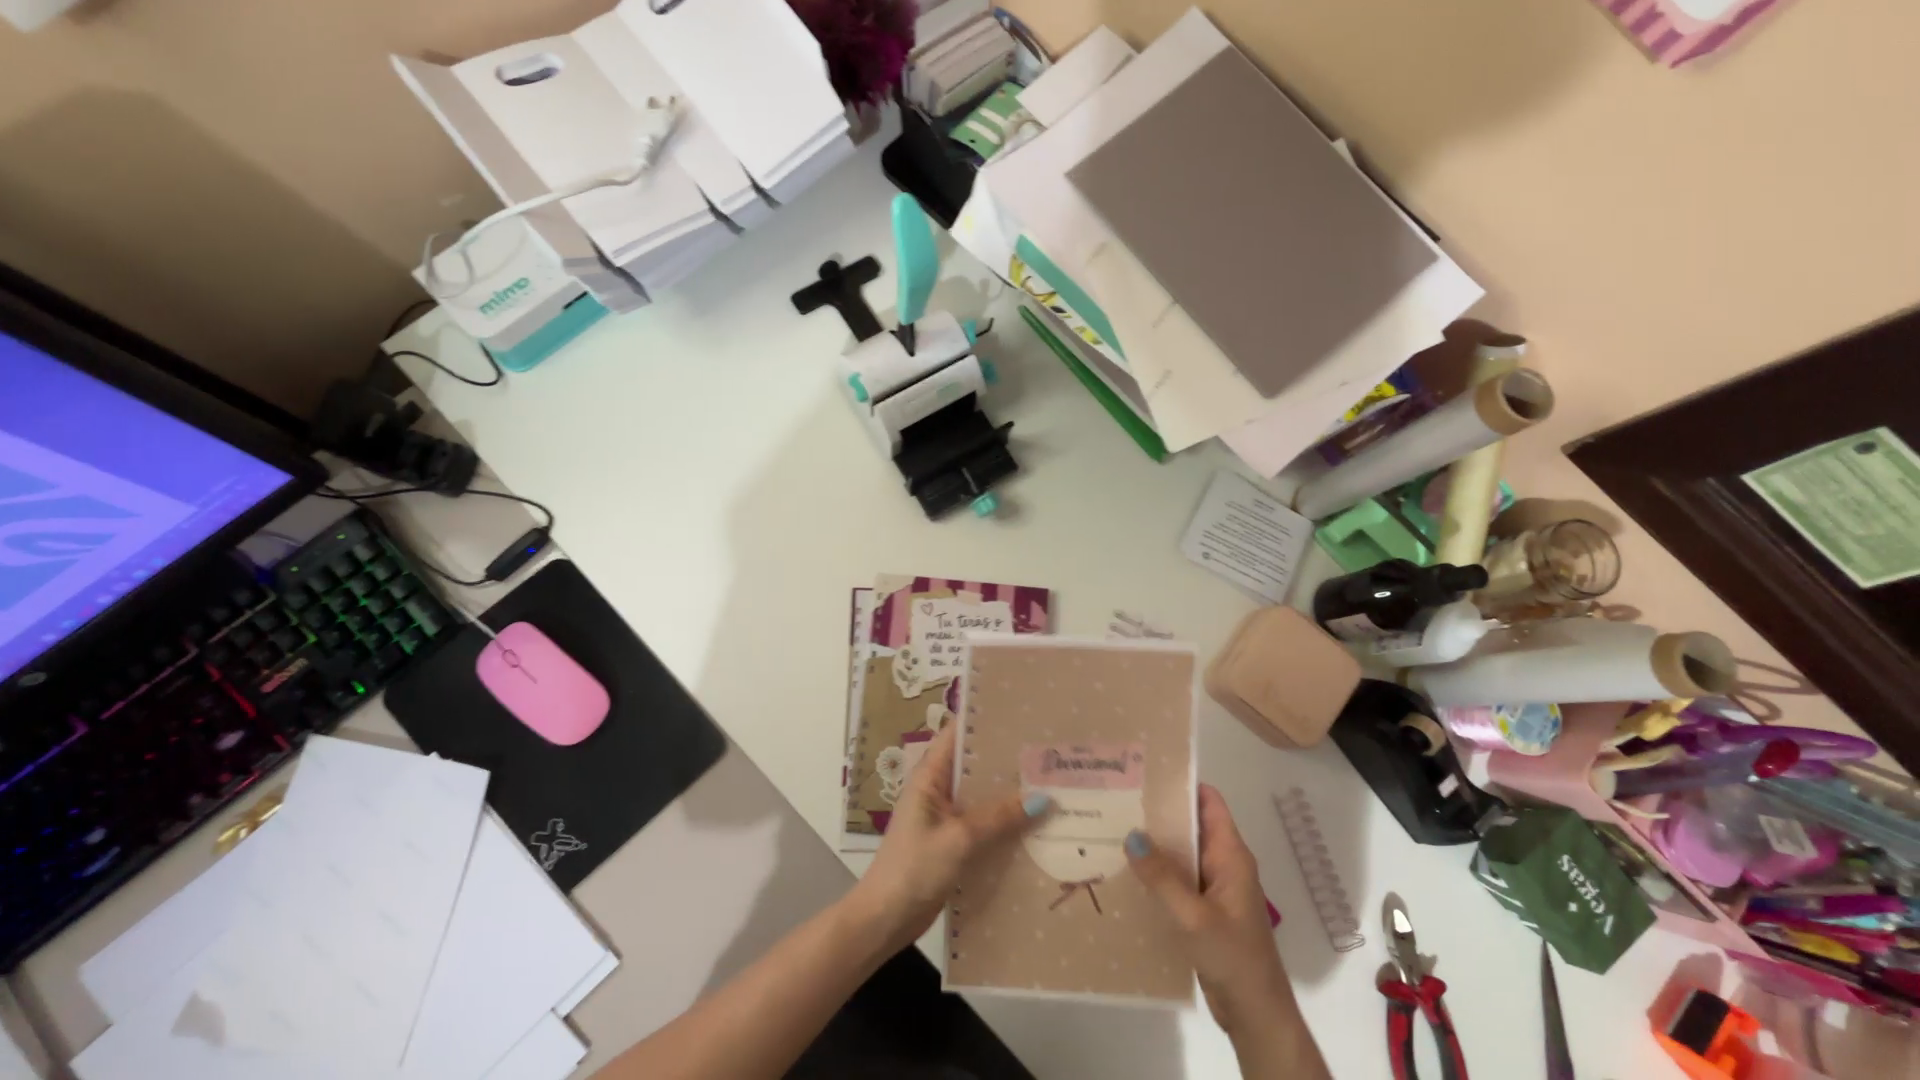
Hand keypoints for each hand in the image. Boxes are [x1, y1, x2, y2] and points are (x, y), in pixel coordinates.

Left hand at [850, 722, 1049, 950]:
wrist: (885, 920)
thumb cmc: (913, 869)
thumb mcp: (959, 839)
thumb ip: (999, 817)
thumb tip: (1043, 798)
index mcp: (929, 778)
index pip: (956, 735)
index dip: (984, 719)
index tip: (1021, 711)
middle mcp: (937, 792)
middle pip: (975, 767)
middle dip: (1008, 759)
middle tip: (1050, 750)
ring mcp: (946, 819)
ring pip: (984, 797)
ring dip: (1011, 794)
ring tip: (1054, 782)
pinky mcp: (954, 844)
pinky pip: (985, 825)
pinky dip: (1007, 823)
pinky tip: (1038, 825)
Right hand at [1127, 784, 1290, 1032]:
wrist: (1254, 1010)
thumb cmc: (1232, 956)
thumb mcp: (1193, 915)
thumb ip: (1162, 876)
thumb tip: (1131, 834)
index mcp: (1231, 856)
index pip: (1210, 803)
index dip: (1183, 784)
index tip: (1146, 771)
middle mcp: (1223, 865)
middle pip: (1191, 825)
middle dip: (1159, 812)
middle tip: (1116, 798)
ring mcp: (1213, 889)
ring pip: (1181, 854)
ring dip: (1154, 844)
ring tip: (1111, 828)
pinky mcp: (1202, 911)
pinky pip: (1177, 881)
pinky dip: (1155, 873)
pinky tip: (1123, 873)